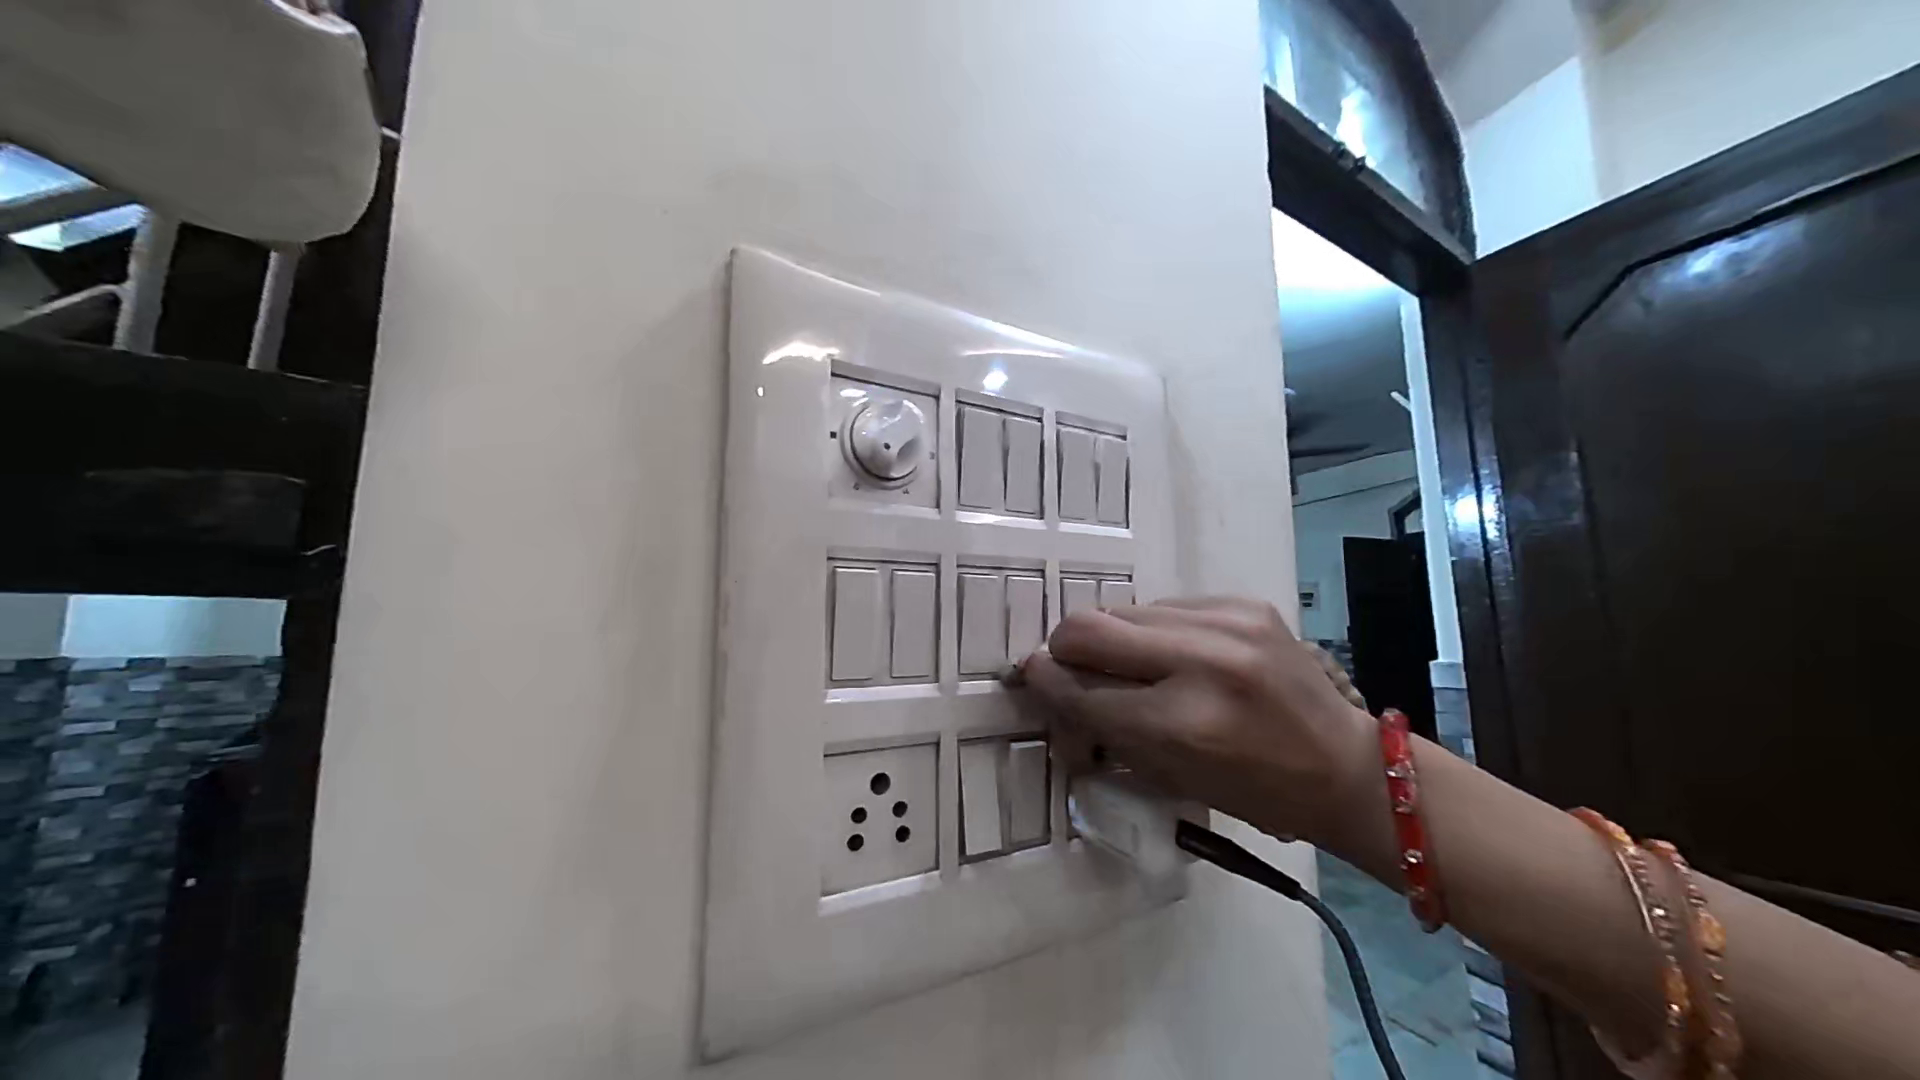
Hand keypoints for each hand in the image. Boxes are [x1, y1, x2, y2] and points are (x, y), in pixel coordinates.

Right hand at [1016, 597, 1379, 848]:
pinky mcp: (1243, 602)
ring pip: (1123, 610)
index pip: (1081, 690)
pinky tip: (1174, 655)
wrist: (1343, 762)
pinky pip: (1164, 606)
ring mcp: (1227, 623)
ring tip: (1131, 666)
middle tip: (1068, 666)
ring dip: (1111, 639)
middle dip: (1063, 647)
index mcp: (1183, 724)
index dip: (1046, 683)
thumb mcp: (1169, 777)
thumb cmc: (1253, 790)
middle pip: (1090, 627)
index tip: (1032, 678)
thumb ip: (1103, 728)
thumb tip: (1049, 683)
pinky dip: (1152, 631)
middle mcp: (1202, 662)